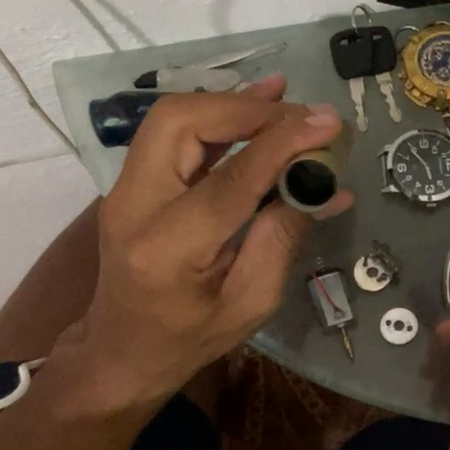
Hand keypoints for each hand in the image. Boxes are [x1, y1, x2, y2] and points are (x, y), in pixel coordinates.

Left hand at [57, 76, 351, 413]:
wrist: (120, 352)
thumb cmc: (190, 339)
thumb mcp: (252, 301)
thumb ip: (283, 237)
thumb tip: (328, 186)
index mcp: (166, 249)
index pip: (229, 179)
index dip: (281, 145)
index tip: (329, 123)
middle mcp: (134, 206)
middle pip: (181, 123)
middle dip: (248, 109)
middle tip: (304, 116)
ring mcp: (126, 189)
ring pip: (173, 117)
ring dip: (234, 104)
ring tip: (288, 98)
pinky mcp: (135, 181)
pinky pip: (173, 132)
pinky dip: (219, 114)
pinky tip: (260, 100)